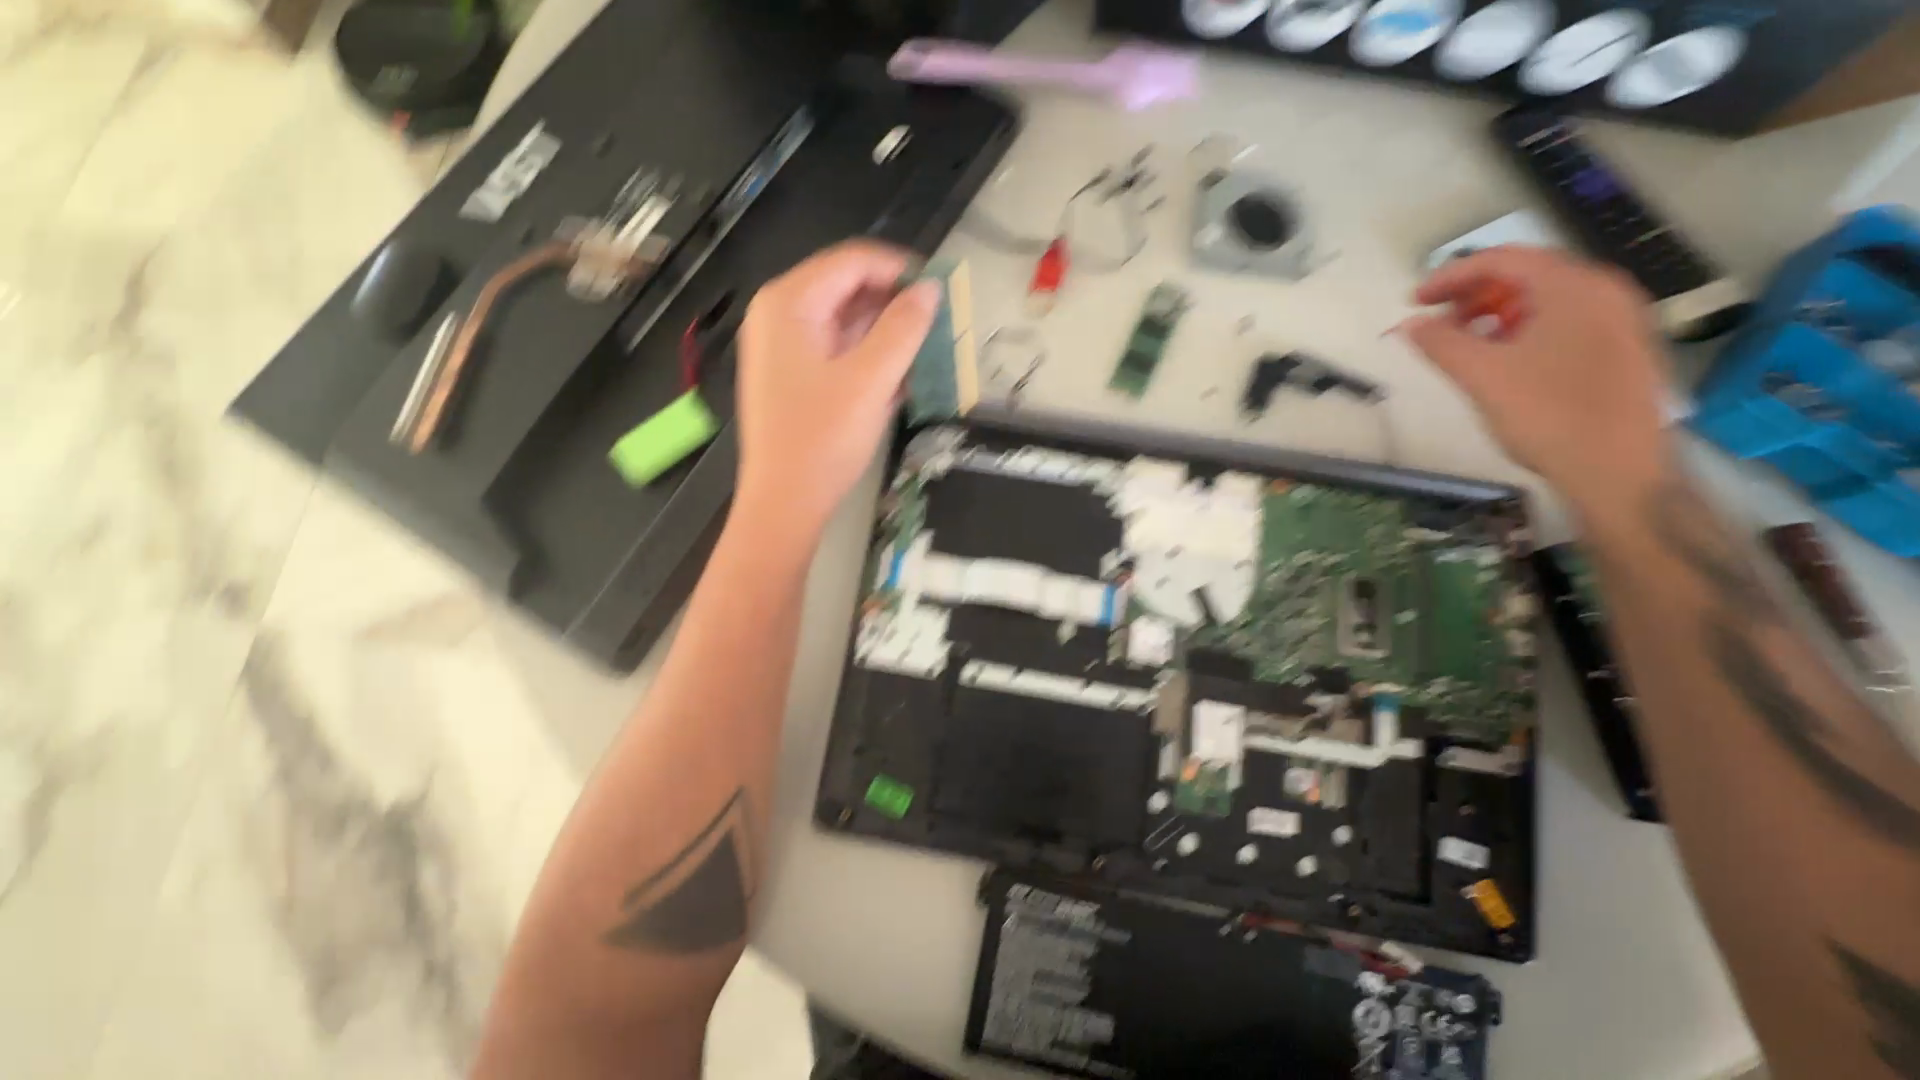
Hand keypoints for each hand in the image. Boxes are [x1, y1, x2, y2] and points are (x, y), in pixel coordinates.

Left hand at [733, 240, 938, 541]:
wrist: (784, 503)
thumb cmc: (823, 439)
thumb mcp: (871, 379)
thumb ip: (904, 327)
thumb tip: (931, 289)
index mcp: (789, 302)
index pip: (853, 261)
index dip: (901, 269)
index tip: (943, 291)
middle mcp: (779, 313)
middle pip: (848, 286)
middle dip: (896, 303)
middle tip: (939, 325)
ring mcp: (783, 344)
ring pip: (846, 318)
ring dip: (887, 332)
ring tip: (926, 354)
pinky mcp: (792, 373)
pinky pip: (838, 346)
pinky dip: (870, 355)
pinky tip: (900, 377)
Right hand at [1400, 246, 1675, 514]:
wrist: (1618, 472)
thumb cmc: (1548, 416)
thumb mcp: (1482, 376)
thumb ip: (1440, 343)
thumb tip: (1409, 325)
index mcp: (1574, 286)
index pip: (1502, 259)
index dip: (1450, 277)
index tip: (1414, 302)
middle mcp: (1605, 291)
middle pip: (1527, 275)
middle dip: (1473, 295)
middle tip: (1437, 323)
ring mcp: (1621, 320)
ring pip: (1546, 300)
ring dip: (1496, 314)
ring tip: (1465, 344)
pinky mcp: (1624, 350)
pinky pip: (1566, 323)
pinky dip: (1526, 330)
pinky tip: (1505, 361)